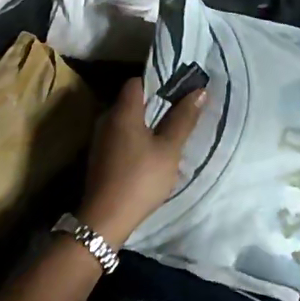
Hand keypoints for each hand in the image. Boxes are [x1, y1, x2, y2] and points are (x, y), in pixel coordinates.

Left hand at [78, 79, 204, 246]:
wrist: (105, 218)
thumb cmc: (140, 179)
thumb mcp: (169, 149)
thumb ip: (183, 119)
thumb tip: (200, 91)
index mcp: (122, 112)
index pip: (137, 82)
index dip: (157, 82)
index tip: (178, 91)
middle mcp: (107, 119)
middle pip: (131, 101)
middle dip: (154, 104)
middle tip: (179, 112)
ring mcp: (100, 139)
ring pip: (126, 121)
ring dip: (146, 124)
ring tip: (169, 133)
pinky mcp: (99, 157)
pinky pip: (120, 137)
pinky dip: (136, 139)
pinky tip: (151, 154)